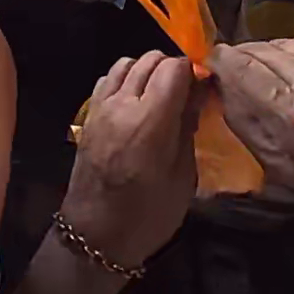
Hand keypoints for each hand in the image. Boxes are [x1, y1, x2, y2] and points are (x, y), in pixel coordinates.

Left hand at [62, 51, 198, 267]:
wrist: (95, 234)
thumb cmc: (148, 213)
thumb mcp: (182, 175)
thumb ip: (188, 126)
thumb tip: (199, 91)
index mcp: (150, 120)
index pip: (173, 68)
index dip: (193, 70)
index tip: (204, 85)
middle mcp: (122, 103)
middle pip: (149, 60)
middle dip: (171, 67)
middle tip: (186, 90)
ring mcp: (100, 106)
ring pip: (126, 63)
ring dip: (146, 70)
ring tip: (161, 93)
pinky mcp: (88, 114)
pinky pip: (107, 80)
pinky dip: (124, 79)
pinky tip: (135, 101)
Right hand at [209, 39, 293, 230]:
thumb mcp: (287, 169)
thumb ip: (247, 124)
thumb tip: (221, 89)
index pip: (240, 66)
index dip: (218, 61)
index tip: (208, 66)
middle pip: (258, 48)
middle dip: (241, 59)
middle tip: (235, 77)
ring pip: (281, 41)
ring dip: (266, 55)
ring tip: (270, 78)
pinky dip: (293, 54)